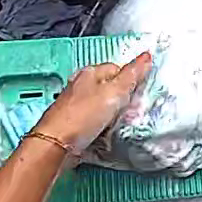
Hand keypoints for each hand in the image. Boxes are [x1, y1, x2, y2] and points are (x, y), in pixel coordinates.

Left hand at [32, 52, 152, 154]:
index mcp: (89, 73)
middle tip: (131, 112)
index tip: (139, 93)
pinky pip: (94, 123)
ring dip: (113, 117)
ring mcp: (75, 106)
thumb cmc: (81, 116)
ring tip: (120, 126)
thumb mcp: (114, 92)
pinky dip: (102, 129)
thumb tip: (146, 57)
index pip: (117, 69)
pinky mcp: (72, 124)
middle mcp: (80, 86)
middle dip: (123, 101)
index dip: (130, 80)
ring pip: (102, 107)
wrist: (56, 145)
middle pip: (109, 89)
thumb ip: (132, 75)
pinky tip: (106, 136)